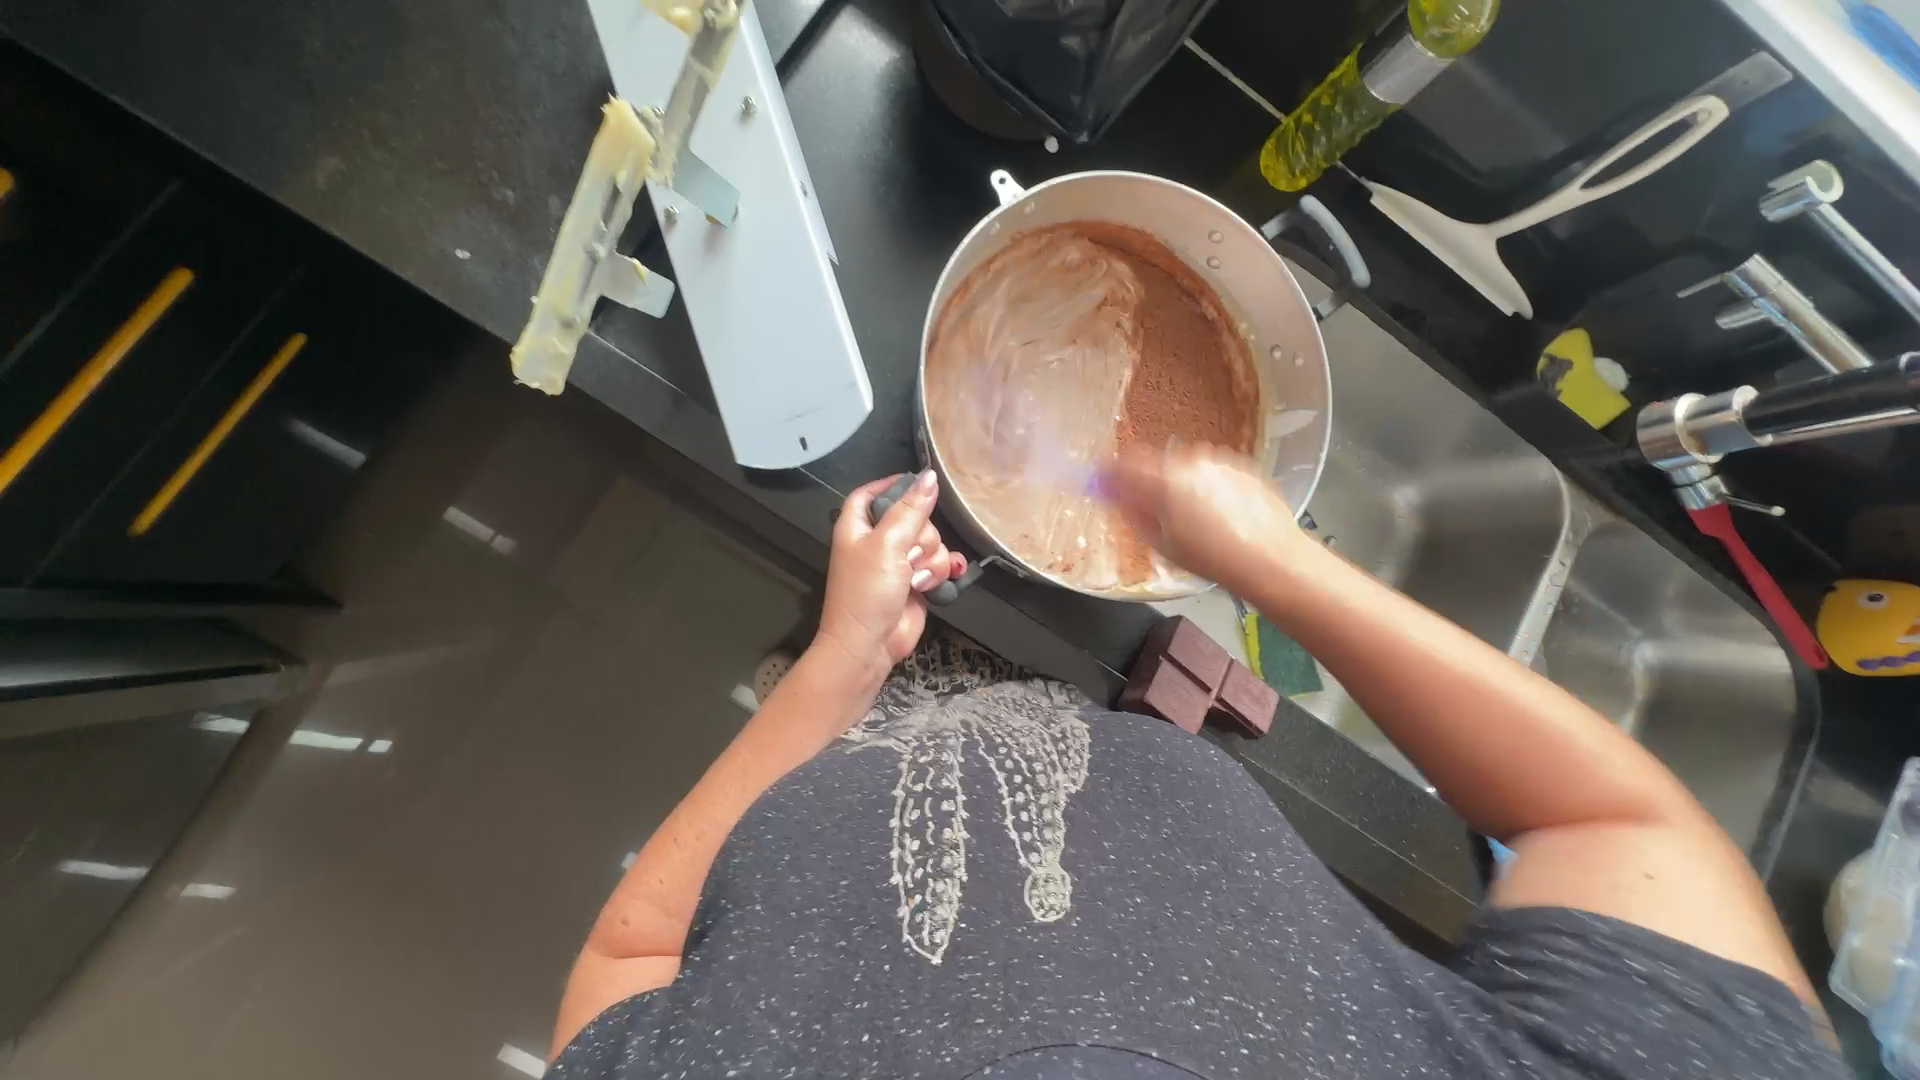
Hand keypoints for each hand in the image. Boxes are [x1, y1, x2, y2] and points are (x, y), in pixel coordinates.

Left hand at [813, 470, 967, 684]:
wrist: (870, 645)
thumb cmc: (867, 591)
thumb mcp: (888, 544)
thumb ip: (911, 510)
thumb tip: (929, 476)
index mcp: (859, 526)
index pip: (873, 493)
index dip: (892, 485)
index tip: (918, 483)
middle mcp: (879, 541)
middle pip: (914, 517)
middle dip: (922, 536)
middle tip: (910, 556)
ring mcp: (900, 563)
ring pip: (932, 542)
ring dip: (932, 561)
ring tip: (917, 580)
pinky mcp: (918, 582)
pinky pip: (940, 564)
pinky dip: (944, 571)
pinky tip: (946, 578)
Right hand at [1096, 442, 1310, 589]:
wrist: (1271, 558)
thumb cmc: (1213, 558)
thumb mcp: (1161, 544)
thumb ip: (1131, 513)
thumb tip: (1113, 495)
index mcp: (1163, 480)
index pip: (1122, 463)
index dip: (1107, 474)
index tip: (1100, 483)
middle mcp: (1189, 462)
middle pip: (1155, 464)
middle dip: (1149, 484)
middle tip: (1153, 514)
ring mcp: (1219, 461)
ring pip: (1185, 468)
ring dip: (1181, 486)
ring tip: (1195, 522)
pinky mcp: (1242, 467)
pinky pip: (1212, 473)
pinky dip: (1207, 488)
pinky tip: (1220, 517)